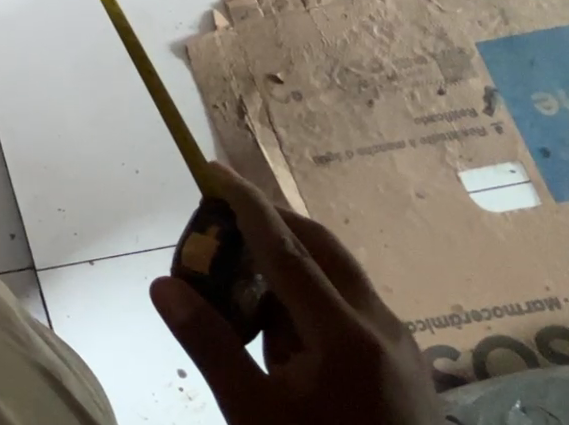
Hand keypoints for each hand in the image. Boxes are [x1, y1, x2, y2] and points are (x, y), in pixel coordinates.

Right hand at [150, 164, 438, 424]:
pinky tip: (279, 324)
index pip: (285, 248)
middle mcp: (379, 327)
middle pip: (321, 247)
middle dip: (271, 220)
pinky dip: (309, 290)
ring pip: (339, 274)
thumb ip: (210, 345)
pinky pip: (350, 304)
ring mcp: (400, 347)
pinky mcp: (405, 366)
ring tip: (240, 274)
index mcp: (343, 335)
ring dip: (289, 256)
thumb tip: (164, 285)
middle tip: (221, 216)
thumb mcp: (253, 414)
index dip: (246, 204)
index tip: (214, 169)